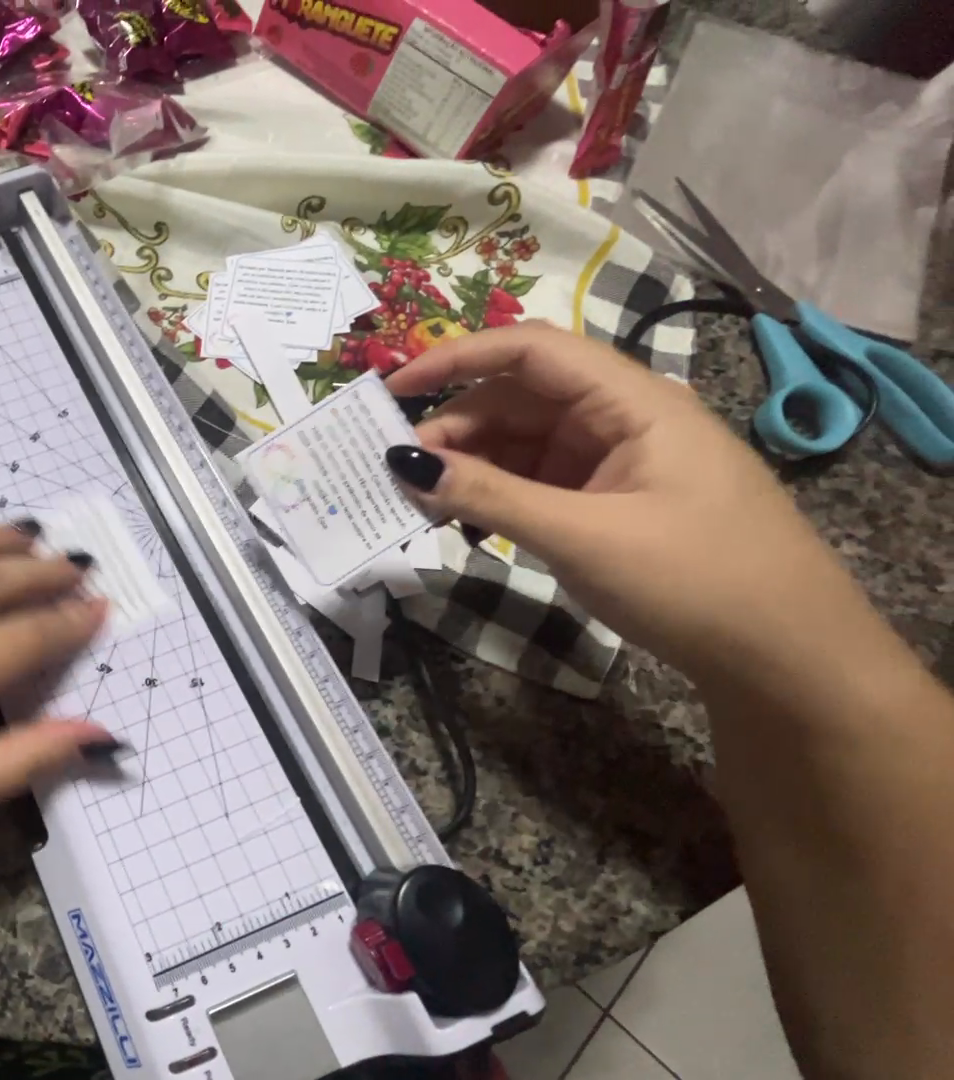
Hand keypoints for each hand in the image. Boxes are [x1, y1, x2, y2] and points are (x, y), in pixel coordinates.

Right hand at [382, 323, 872, 681]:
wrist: (784, 657)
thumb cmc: (695, 581)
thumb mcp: (581, 536)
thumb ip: (488, 495)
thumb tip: (402, 463)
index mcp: (631, 403)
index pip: (531, 350)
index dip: (456, 357)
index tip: (393, 390)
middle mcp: (616, 419)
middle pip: (513, 399)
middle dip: (450, 428)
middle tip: (395, 473)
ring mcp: (608, 461)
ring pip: (514, 442)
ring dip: (464, 466)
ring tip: (422, 503)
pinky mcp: (600, 499)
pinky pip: (527, 480)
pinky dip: (488, 494)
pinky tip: (460, 521)